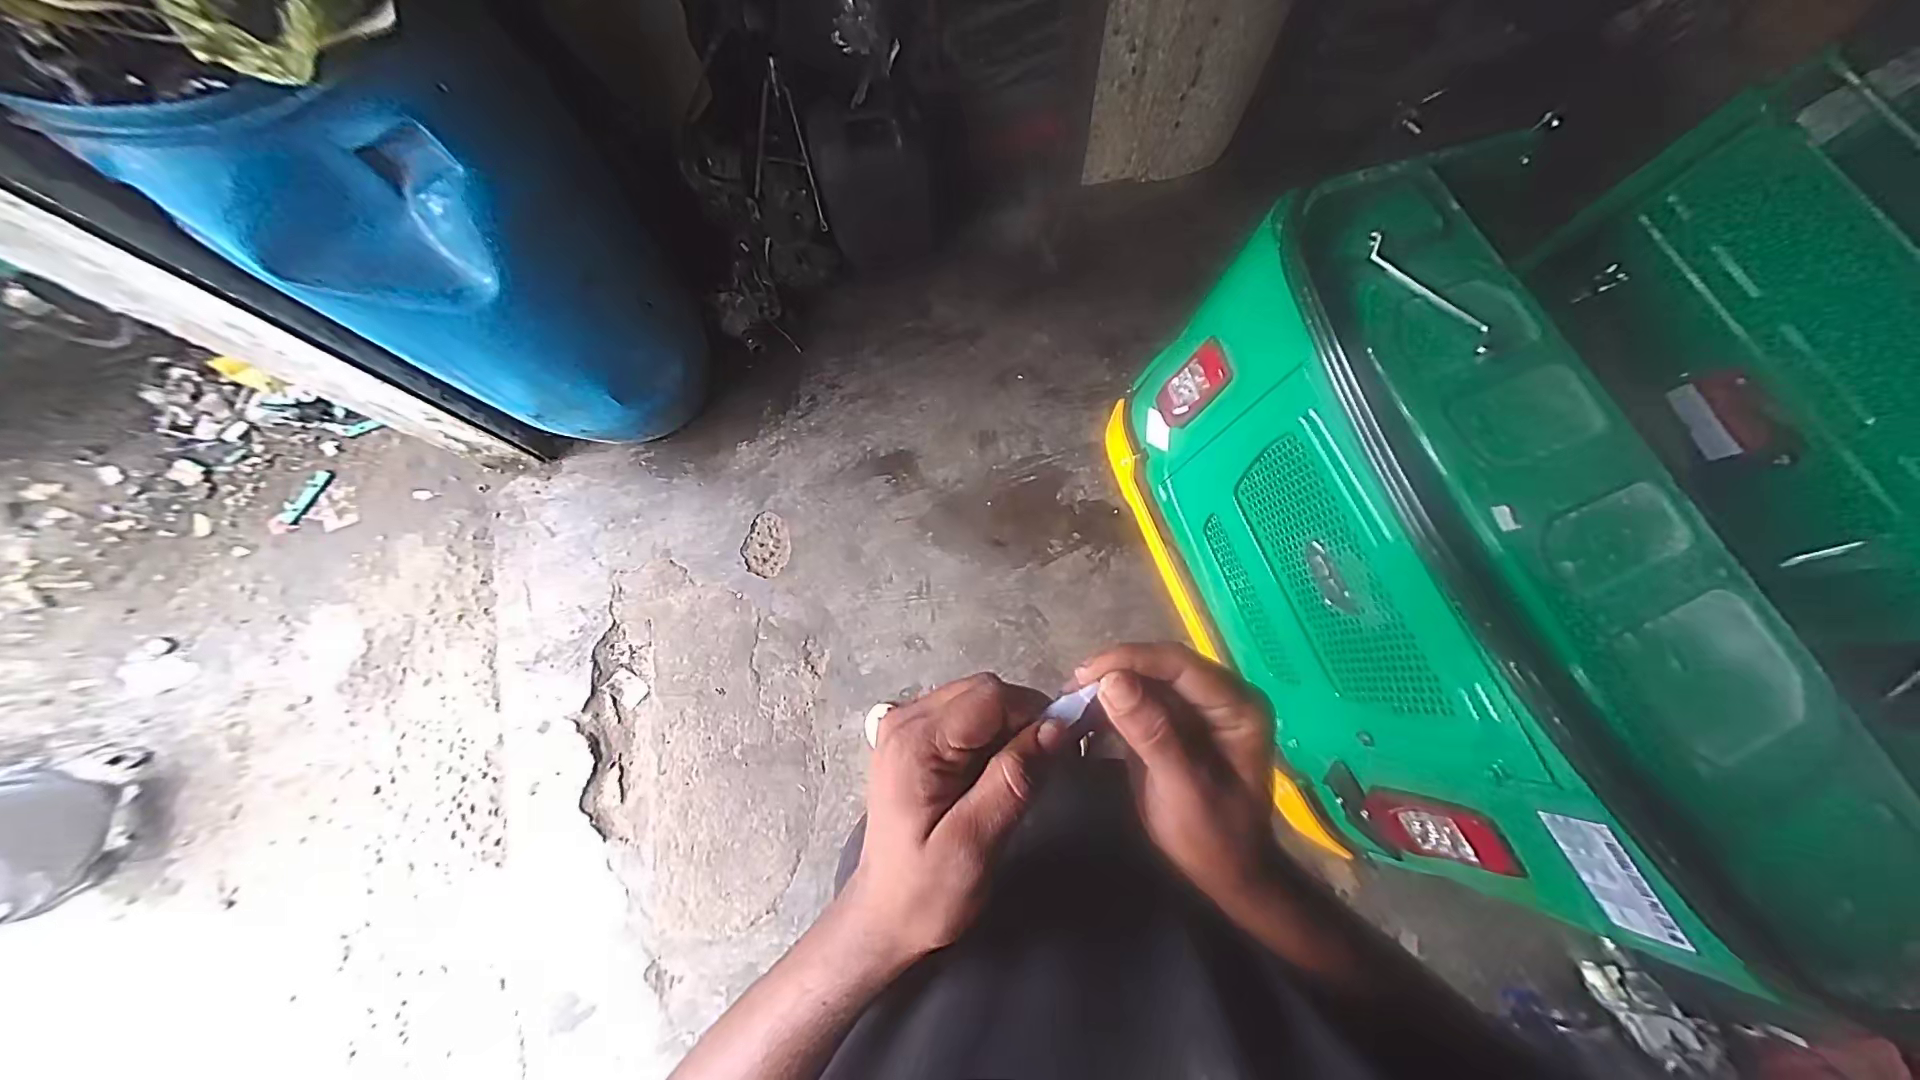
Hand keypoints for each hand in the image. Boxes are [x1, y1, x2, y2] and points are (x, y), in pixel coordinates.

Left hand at [840, 674, 1069, 963]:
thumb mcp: (974, 843)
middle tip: (1038, 771)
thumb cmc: (925, 891)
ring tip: (1013, 779)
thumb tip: (1057, 727)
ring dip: (1008, 729)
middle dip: (1021, 722)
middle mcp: (905, 719)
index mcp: (915, 741)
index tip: (1056, 755)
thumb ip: (1013, 780)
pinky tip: (990, 774)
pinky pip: (967, 714)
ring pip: (979, 698)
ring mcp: (905, 723)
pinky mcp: (913, 734)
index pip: (990, 694)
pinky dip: (990, 735)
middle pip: (985, 690)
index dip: (1032, 715)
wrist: (883, 916)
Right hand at [1074, 643, 1282, 916]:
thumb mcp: (1181, 788)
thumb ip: (1151, 732)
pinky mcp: (1176, 719)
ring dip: (1108, 684)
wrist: (1225, 873)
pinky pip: (1140, 696)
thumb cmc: (1214, 838)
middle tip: (1072, 686)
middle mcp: (1220, 696)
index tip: (1087, 674)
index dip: (1131, 660)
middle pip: (1161, 664)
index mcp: (1237, 706)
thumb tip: (1111, 681)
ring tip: (1071, 698)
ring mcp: (1198, 706)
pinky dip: (1111, 702)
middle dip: (1115, 669)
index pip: (1179, 664)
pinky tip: (1084, 712)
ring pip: (1147, 676)